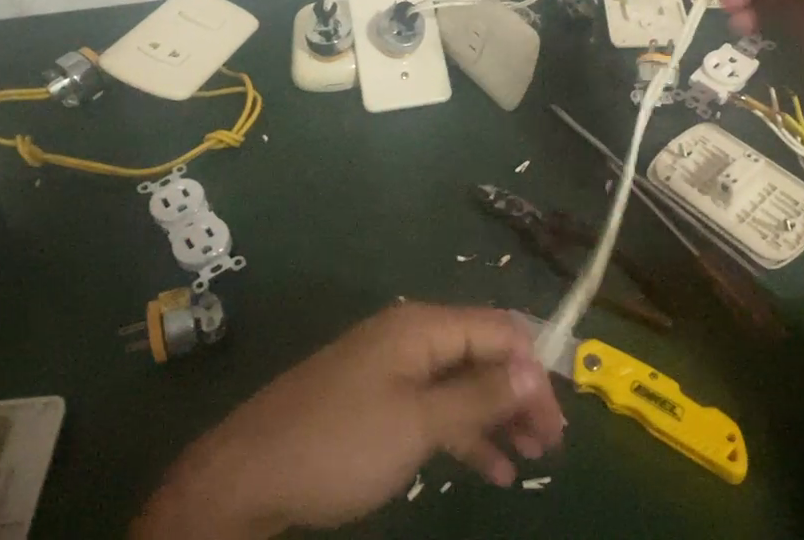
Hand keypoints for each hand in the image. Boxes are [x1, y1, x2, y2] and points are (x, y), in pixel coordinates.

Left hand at [133, 303, 564, 539]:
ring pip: (462, 384)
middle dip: (521, 395)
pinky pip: (435, 407)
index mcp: (421, 327)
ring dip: (498, 417)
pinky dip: (465, 433)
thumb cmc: (340, 444)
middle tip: (551, 445)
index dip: (535, 369)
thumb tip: (534, 369)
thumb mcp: (417, 424)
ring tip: (532, 457)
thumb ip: (478, 396)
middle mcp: (410, 337)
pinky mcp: (377, 400)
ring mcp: (391, 369)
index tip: (558, 420)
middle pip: (484, 354)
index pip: (500, 330)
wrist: (245, 476)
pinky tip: (492, 469)